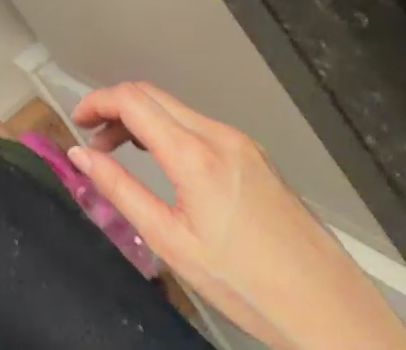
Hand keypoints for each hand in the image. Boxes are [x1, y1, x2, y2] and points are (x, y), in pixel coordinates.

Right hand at [68, 83, 405, 349]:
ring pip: (176, 109)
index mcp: (195, 156)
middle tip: (92, 138)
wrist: (330, 310)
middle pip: (152, 95)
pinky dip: (169, 130)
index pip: (131, 100)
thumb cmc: (247, 284)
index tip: (76, 121)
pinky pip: (200, 126)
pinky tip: (162, 161)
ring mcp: (243, 145)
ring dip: (141, 118)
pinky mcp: (256, 158)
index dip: (95, 102)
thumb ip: (119, 190)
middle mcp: (220, 137)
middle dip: (114, 107)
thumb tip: (80, 155)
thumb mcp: (170, 241)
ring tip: (120, 151)